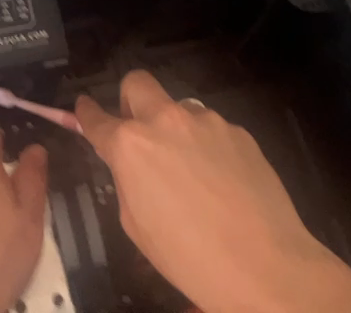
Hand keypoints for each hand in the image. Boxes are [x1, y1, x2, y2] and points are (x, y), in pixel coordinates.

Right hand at [76, 71, 350, 312]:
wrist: (266, 267)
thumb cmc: (189, 258)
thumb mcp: (136, 225)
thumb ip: (127, 180)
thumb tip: (131, 164)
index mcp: (130, 145)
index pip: (95, 117)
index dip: (86, 114)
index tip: (84, 111)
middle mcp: (165, 120)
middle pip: (137, 83)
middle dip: (130, 101)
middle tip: (140, 132)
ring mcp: (206, 121)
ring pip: (179, 110)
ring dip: (176, 130)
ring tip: (193, 173)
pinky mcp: (239, 131)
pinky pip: (212, 131)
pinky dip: (208, 148)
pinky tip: (222, 183)